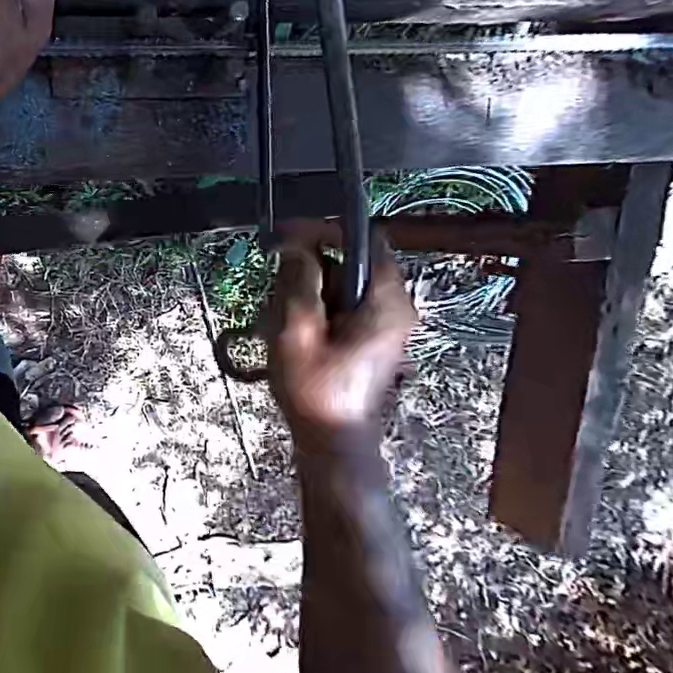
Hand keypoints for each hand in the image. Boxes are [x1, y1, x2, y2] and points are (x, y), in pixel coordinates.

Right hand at [265, 221, 416, 450]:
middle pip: (349, 263)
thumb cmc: (316, 391)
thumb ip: (299, 283)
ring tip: (281, 323)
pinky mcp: (371, 337)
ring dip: (307, 294)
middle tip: (278, 293)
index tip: (286, 238)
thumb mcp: (297, 332)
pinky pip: (342, 306)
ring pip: (341, 285)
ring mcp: (385, 323)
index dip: (324, 230)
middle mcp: (395, 306)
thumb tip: (296, 246)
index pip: (364, 240)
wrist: (333, 442)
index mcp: (386, 302)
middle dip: (309, 271)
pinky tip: (294, 334)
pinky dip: (315, 311)